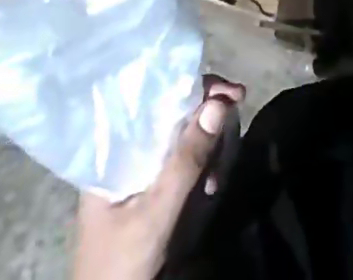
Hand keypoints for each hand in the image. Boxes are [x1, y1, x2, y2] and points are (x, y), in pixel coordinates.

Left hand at [71, 77, 245, 279]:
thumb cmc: (118, 263)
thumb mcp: (155, 213)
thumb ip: (185, 161)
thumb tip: (218, 104)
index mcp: (113, 147)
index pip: (156, 97)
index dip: (196, 88)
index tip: (233, 92)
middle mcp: (124, 151)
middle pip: (172, 114)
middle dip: (208, 116)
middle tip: (239, 118)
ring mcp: (138, 172)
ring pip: (181, 138)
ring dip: (208, 146)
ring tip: (218, 176)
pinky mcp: (150, 192)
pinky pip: (182, 163)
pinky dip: (202, 168)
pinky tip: (212, 186)